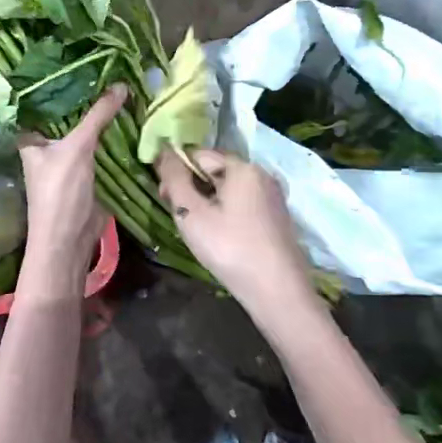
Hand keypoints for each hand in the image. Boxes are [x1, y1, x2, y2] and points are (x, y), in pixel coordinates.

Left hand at [16, 86, 125, 289]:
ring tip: (125, 85)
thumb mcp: (78, 148)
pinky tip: (130, 116)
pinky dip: (113, 136)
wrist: (69, 240)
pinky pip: (100, 148)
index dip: (60, 81)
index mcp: (31, 136)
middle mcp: (46, 144)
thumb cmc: (60, 191)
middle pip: (69, 115)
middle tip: (112, 68)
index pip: (43, 100)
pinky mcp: (87, 172)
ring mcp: (68, 158)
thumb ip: (98, 116)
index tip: (82, 58)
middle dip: (89, 98)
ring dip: (103, 117)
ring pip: (87, 131)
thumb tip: (121, 85)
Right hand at [156, 149, 316, 310]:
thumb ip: (174, 179)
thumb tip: (164, 151)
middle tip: (177, 215)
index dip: (176, 171)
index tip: (164, 197)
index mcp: (242, 167)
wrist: (277, 291)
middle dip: (191, 186)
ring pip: (228, 189)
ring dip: (207, 201)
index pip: (199, 155)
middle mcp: (262, 175)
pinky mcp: (277, 218)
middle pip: (215, 170)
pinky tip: (219, 236)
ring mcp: (273, 197)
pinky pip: (243, 204)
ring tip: (196, 228)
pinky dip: (225, 212)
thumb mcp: (191, 213)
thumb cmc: (229, 248)